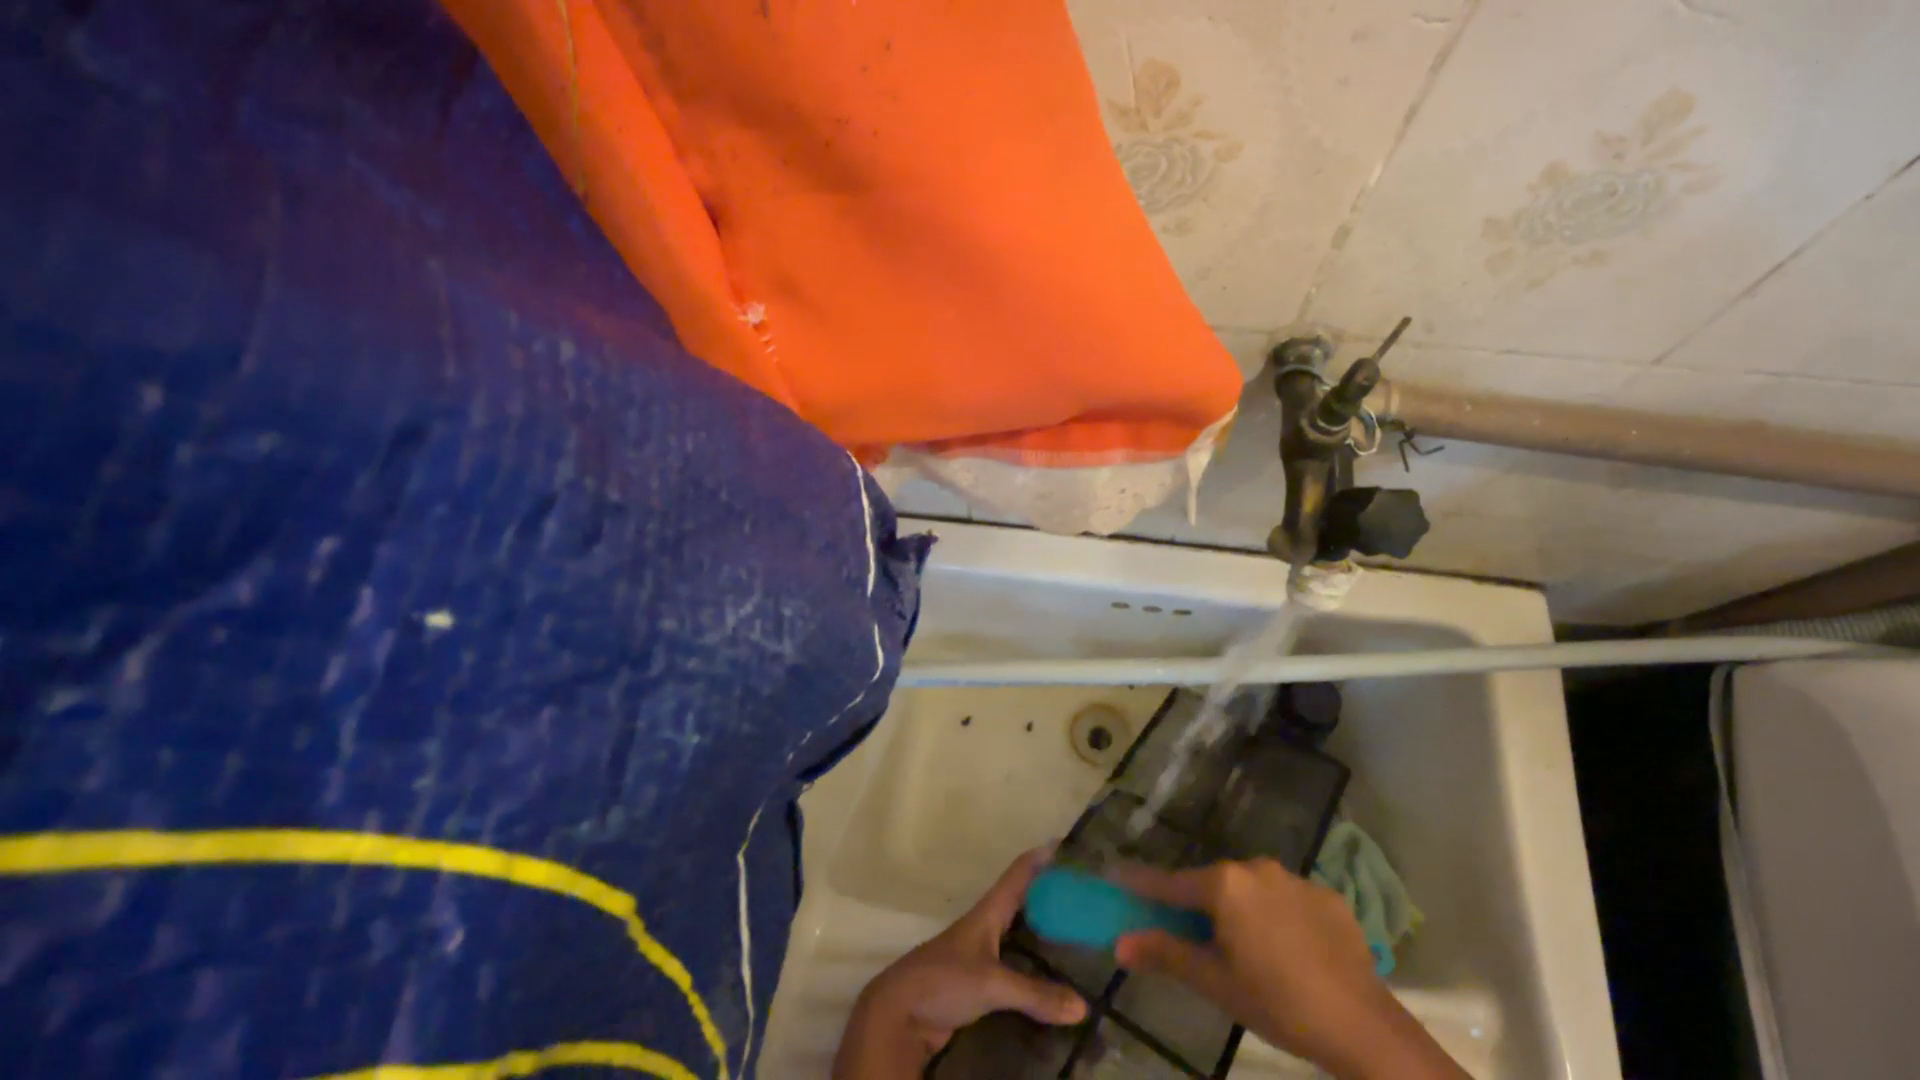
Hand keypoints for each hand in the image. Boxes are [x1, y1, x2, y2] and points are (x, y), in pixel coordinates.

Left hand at [833, 847, 1087, 1078]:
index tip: (1067, 845)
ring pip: (1019, 939)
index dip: (1040, 859)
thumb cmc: (941, 981)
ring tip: (1078, 939)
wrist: (898, 1016)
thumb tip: (1083, 1008)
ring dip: (1043, 937)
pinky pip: (1014, 972)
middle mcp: (985, 929)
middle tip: (1086, 898)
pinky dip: (1034, 973)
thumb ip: (1035, 994)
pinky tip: (1054, 984)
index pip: (1017, 875)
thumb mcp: (991, 983)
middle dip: (1050, 899)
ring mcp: (979, 957)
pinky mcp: (976, 985)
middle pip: (1022, 905)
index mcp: (986, 914)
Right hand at [1114, 859, 1468, 1079]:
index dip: (1140, 883)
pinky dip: (1275, 916)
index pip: (1169, 882)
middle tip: (1185, 931)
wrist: (1361, 1023)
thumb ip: (1165, 954)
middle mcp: (1257, 868)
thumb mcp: (1214, 982)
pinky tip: (1283, 950)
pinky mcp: (1328, 896)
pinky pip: (1287, 900)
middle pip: (1212, 883)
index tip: (1115, 874)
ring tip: (1240, 946)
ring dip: (1238, 908)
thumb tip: (1120, 943)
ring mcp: (1296, 879)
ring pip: (1251, 889)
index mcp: (1224, 884)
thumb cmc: (1276, 1002)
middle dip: (1195, 903)